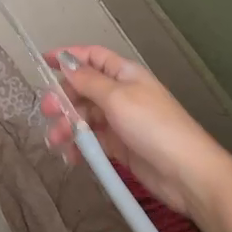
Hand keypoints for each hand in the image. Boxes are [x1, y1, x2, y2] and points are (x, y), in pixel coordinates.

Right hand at [42, 45, 231, 217]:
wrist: (188, 175)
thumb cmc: (153, 126)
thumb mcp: (117, 98)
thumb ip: (87, 80)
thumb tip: (66, 61)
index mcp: (124, 74)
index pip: (92, 57)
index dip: (68, 56)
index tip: (43, 61)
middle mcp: (121, 94)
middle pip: (84, 88)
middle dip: (64, 98)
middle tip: (48, 111)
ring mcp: (121, 121)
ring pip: (85, 116)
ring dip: (68, 126)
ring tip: (56, 141)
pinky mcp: (121, 147)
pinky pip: (94, 140)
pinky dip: (80, 146)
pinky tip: (71, 156)